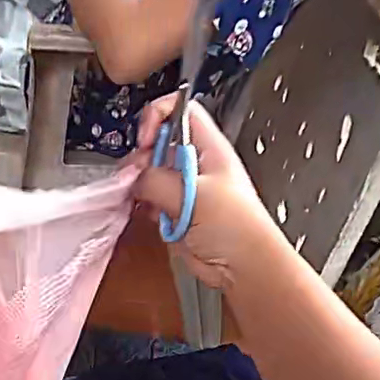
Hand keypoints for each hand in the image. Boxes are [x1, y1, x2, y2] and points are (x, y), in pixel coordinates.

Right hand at [131, 95, 286, 290]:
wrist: (243, 267)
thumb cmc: (235, 228)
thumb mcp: (194, 195)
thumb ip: (158, 181)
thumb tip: (136, 178)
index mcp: (208, 148)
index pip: (179, 111)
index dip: (158, 118)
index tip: (145, 140)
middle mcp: (196, 166)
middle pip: (159, 145)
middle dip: (144, 159)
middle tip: (139, 177)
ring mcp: (186, 192)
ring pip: (152, 177)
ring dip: (142, 188)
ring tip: (146, 200)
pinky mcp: (179, 215)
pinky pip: (154, 204)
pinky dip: (147, 209)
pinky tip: (152, 216)